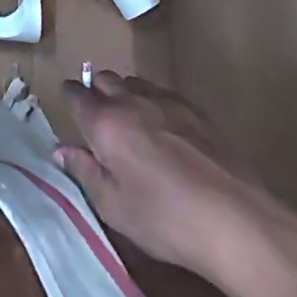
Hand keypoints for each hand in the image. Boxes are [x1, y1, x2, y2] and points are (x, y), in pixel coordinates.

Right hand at [56, 72, 296, 280]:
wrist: (233, 217)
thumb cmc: (163, 217)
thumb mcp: (112, 205)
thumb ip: (85, 171)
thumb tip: (63, 150)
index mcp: (105, 122)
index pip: (76, 95)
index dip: (68, 97)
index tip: (68, 106)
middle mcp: (132, 100)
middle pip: (105, 79)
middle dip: (96, 91)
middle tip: (96, 117)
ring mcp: (167, 101)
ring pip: (134, 82)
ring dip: (124, 93)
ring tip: (128, 120)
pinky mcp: (195, 110)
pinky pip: (162, 93)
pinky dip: (152, 102)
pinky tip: (161, 127)